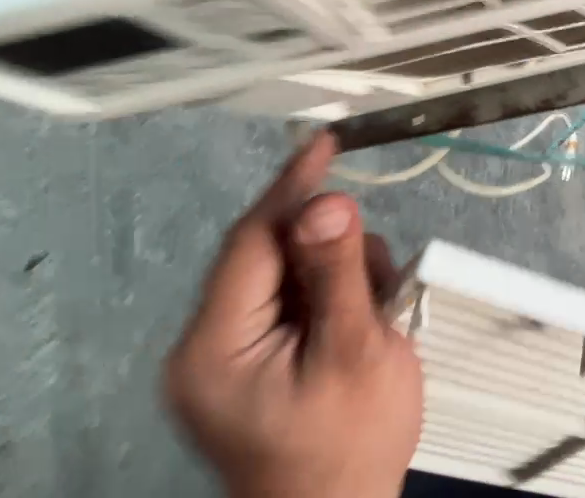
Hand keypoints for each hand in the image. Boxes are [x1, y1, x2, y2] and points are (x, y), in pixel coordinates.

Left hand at [164, 132, 424, 497]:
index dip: (291, 188)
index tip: (326, 140)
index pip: (251, 241)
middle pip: (270, 256)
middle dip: (333, 252)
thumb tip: (327, 201)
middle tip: (378, 282)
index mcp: (214, 345)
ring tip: (374, 318)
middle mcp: (206, 344)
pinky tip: (361, 326)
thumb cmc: (349, 442)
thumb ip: (341, 273)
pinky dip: (334, 297)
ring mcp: (227, 357)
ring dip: (341, 276)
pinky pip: (293, 301)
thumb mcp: (354, 351)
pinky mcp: (252, 362)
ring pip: (288, 274)